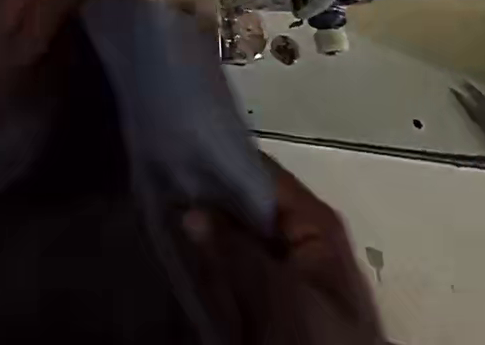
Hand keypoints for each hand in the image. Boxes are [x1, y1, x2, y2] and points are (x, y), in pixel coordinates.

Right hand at [181, 155, 383, 344]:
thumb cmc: (321, 344)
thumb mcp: (280, 297)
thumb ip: (235, 250)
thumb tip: (190, 207)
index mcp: (314, 221)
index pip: (262, 172)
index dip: (221, 163)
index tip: (177, 158)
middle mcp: (300, 235)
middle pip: (247, 202)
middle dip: (209, 198)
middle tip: (163, 189)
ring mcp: (285, 269)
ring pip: (238, 235)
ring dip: (206, 230)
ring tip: (163, 213)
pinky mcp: (270, 301)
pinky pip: (234, 269)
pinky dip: (210, 261)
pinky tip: (180, 253)